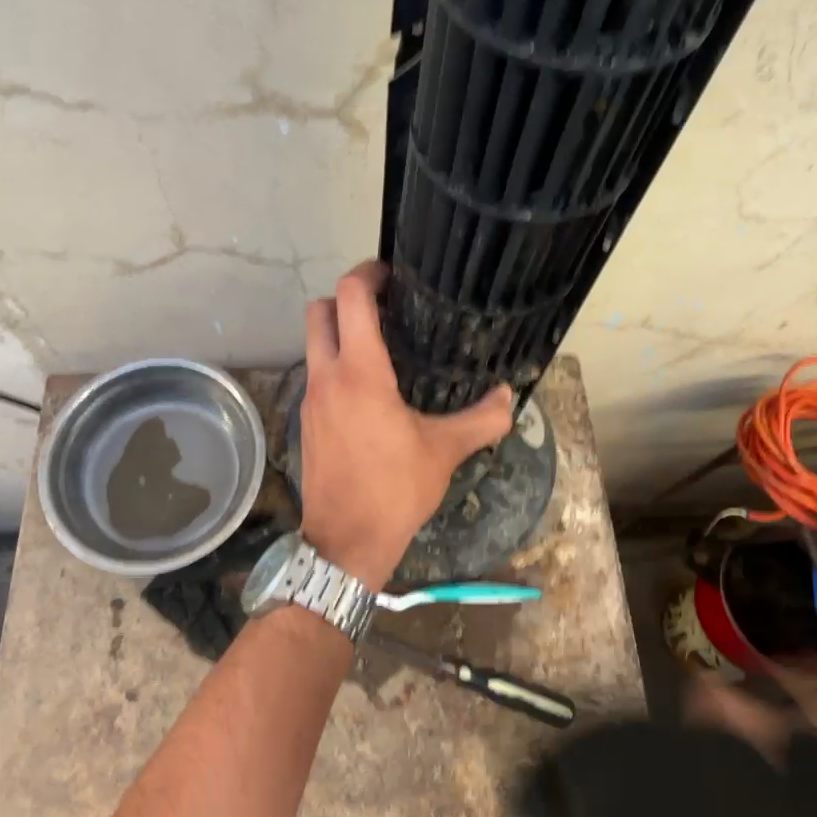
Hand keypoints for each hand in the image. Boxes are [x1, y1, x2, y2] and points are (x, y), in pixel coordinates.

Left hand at [299, 261, 513, 589]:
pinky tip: (367, 387)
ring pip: (313, 342)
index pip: (350, 297)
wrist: (345, 542)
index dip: (368, 274)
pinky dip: (334, 363)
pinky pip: (316, 374)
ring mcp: (310, 399)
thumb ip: (482, 419)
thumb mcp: (445, 452)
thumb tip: (509, 397)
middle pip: (319, 310)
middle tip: (384, 306)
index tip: (393, 275)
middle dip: (346, 297)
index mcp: (360, 372)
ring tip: (381, 343)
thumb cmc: (394, 490)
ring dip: (338, 331)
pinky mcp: (306, 421)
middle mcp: (327, 376)